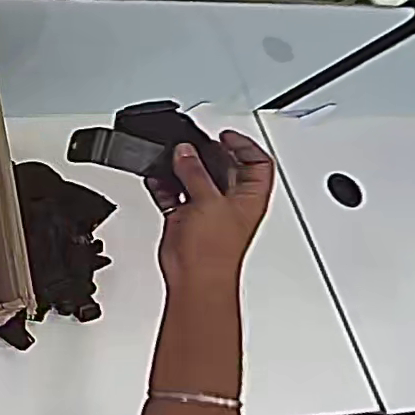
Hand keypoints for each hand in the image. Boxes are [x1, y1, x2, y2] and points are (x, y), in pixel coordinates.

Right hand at [146, 131, 274, 295]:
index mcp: (250, 196)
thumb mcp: (209, 201)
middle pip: (222, 168)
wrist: (194, 278)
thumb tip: (186, 153)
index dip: (244, 145)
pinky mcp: (184, 219)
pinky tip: (157, 178)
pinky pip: (174, 195)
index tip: (225, 136)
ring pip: (195, 180)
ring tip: (171, 158)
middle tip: (192, 144)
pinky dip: (165, 186)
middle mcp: (229, 202)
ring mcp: (206, 211)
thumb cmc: (215, 251)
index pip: (257, 162)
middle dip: (206, 154)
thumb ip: (196, 172)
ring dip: (182, 169)